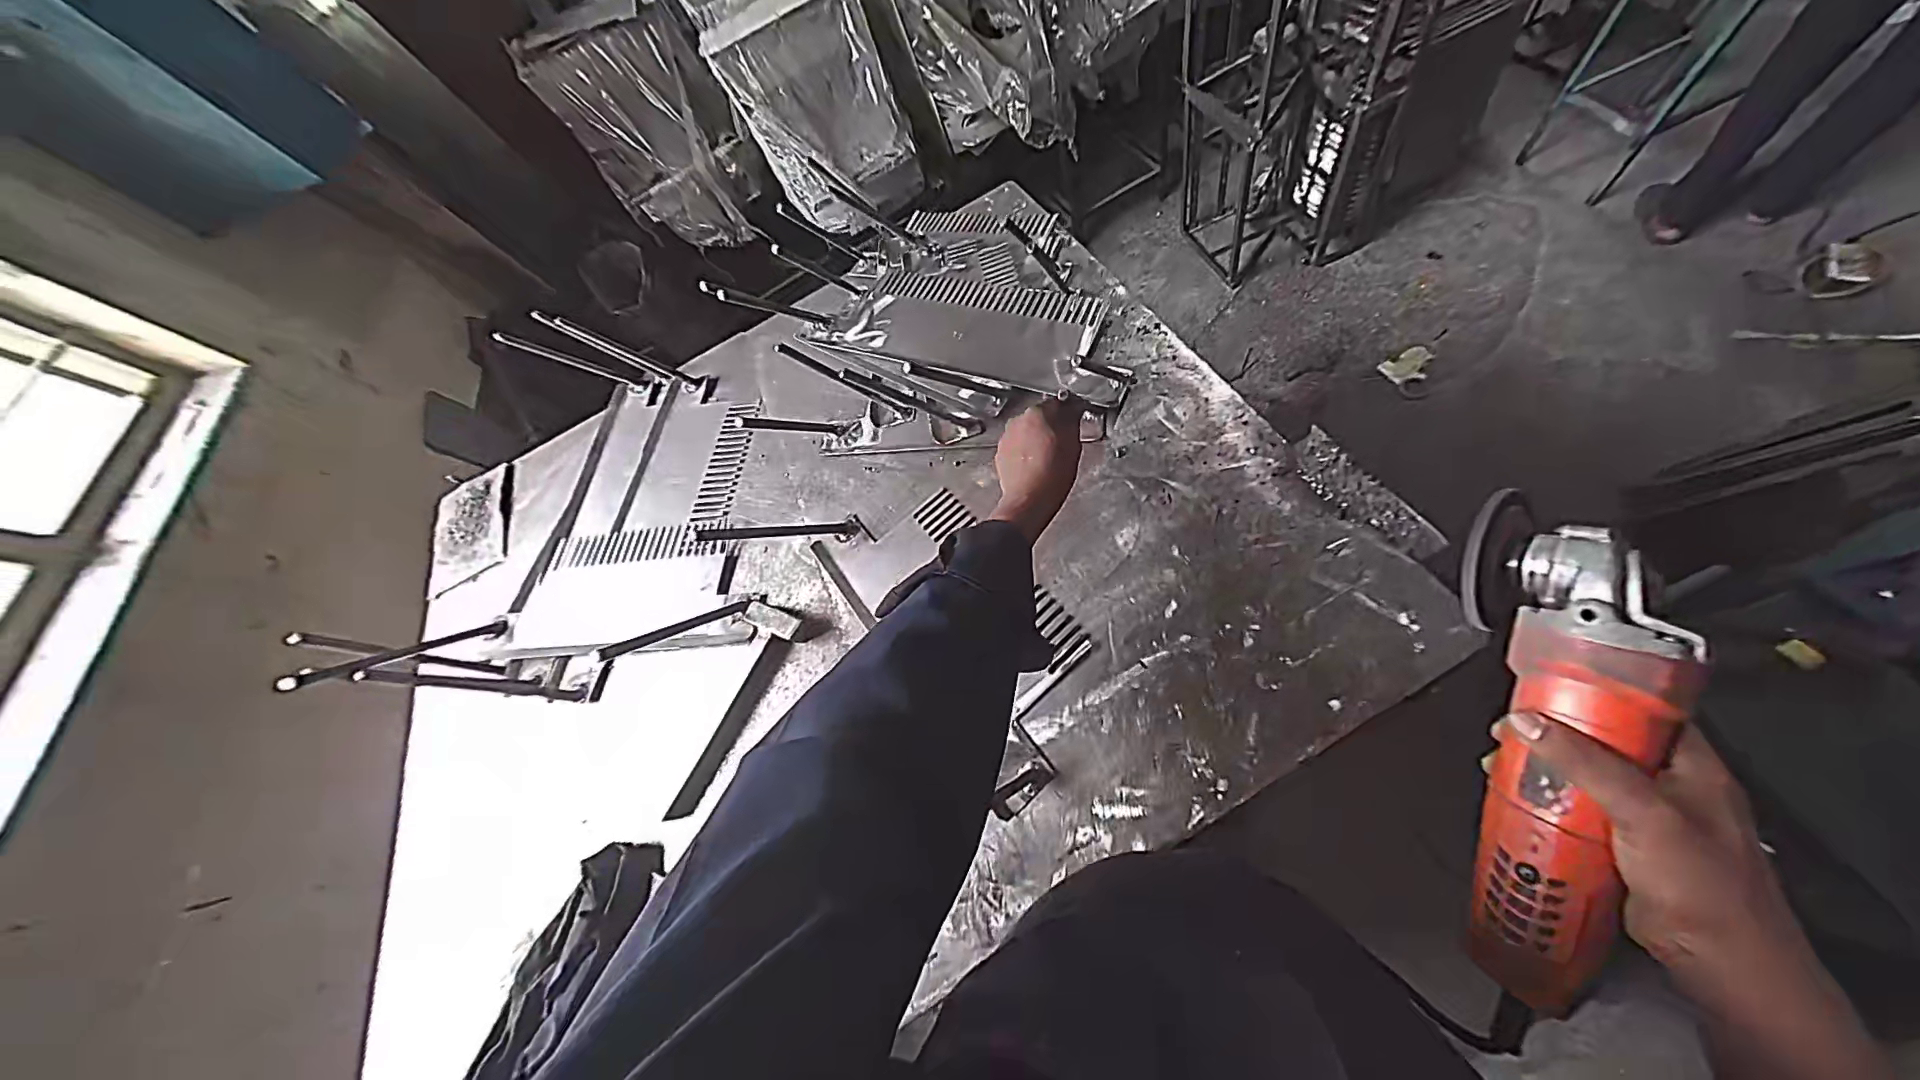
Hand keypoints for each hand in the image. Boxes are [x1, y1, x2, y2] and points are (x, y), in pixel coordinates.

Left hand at [987, 397, 1084, 542]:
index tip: (1074, 418)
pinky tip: (1036, 464)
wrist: (1028, 501)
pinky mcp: (1001, 453)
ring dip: (1036, 438)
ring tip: (1049, 456)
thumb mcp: (1073, 445)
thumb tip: (1073, 412)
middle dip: (1050, 425)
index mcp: (1038, 413)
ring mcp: (1007, 437)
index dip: (1068, 411)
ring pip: (1026, 431)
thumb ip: (1072, 422)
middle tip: (1062, 441)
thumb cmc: (1051, 476)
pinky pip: (1016, 446)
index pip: (1057, 402)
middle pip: (1039, 416)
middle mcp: (1018, 421)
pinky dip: (1025, 451)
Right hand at [1500, 712, 1890, 1079]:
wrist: (1719, 961)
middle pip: (1602, 739)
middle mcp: (1669, 782)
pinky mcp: (1621, 838)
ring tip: (1505, 760)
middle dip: (1553, 731)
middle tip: (1513, 726)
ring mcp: (1645, 812)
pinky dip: (1546, 797)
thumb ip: (1586, 764)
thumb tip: (1526, 721)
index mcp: (1691, 765)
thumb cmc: (1704, 885)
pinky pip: (1576, 804)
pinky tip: (1521, 797)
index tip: (1549, 684)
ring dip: (1543, 765)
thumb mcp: (1644, 812)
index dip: (1597, 690)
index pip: (1643, 709)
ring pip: (1583, 772)